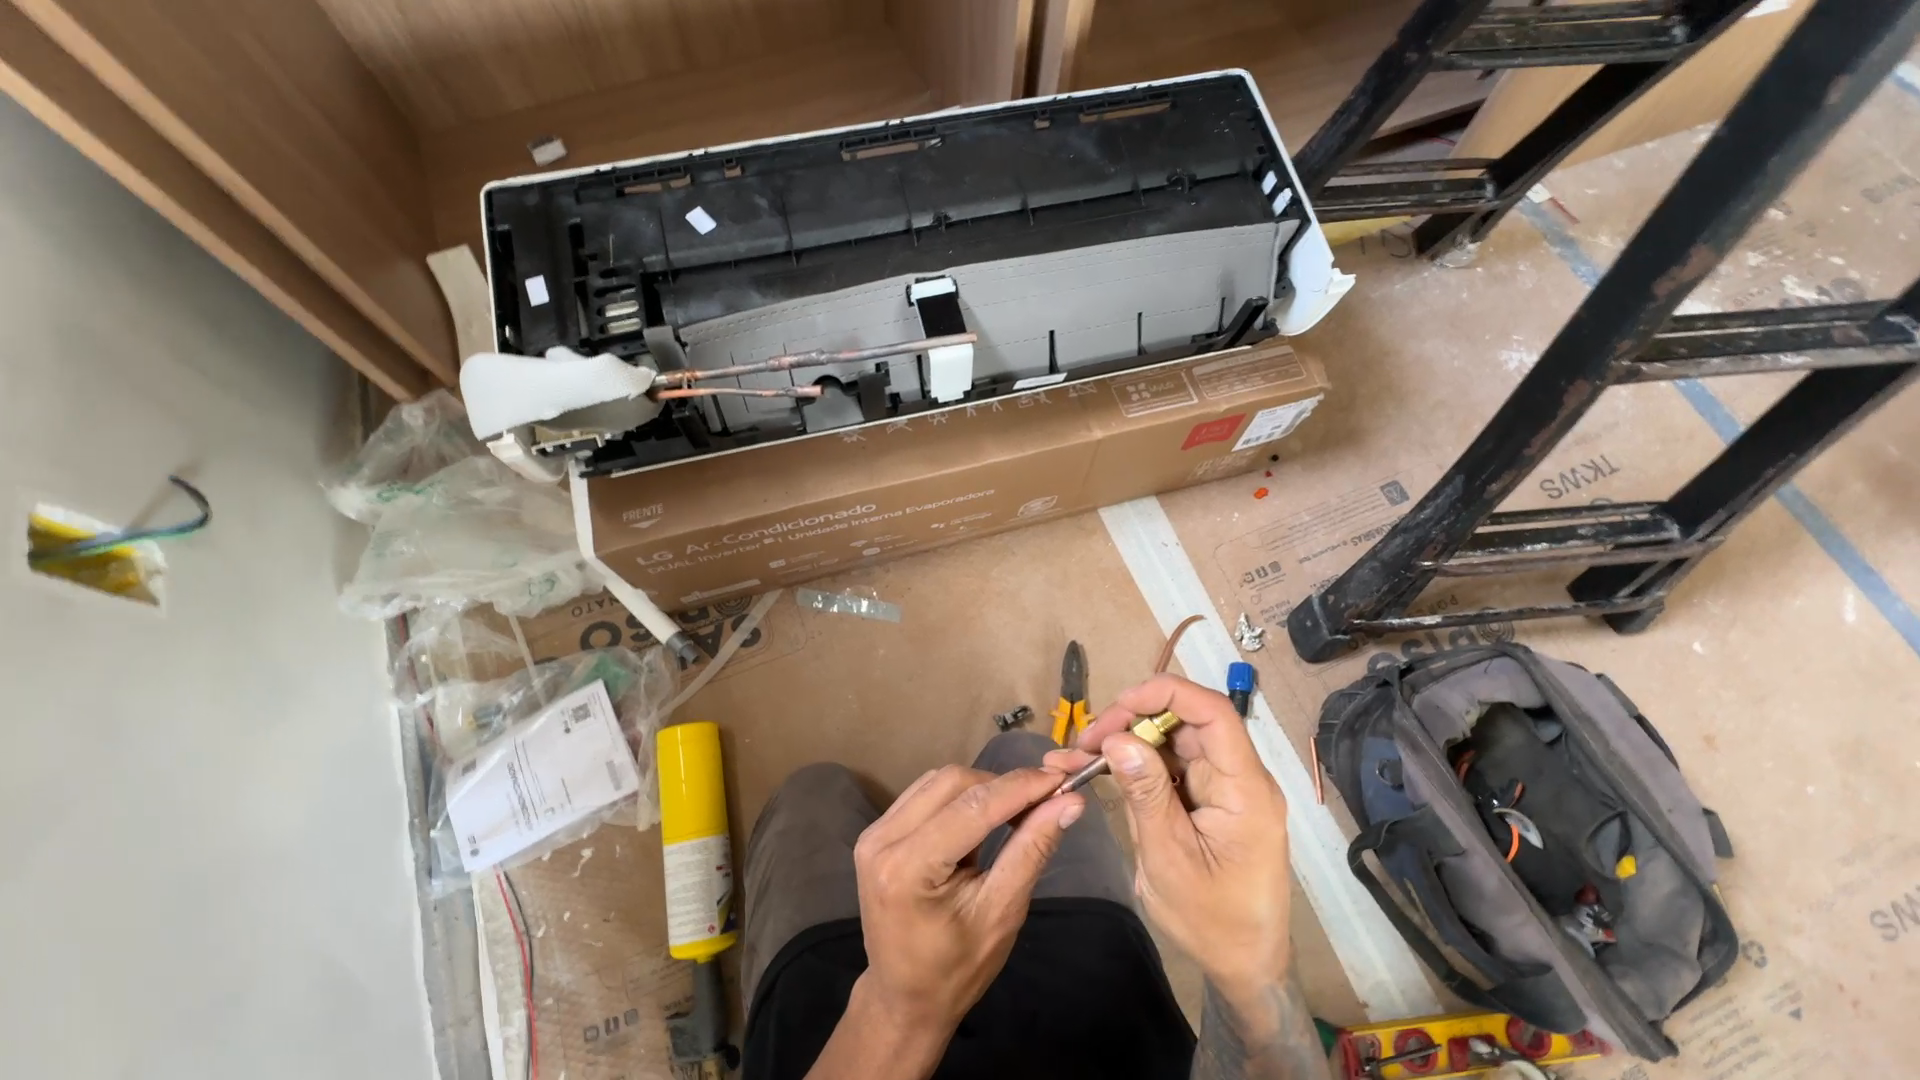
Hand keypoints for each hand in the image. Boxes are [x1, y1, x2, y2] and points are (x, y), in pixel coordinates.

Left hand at [852, 764, 1084, 1030]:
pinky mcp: (878, 832)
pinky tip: (981, 825)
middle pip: (953, 782)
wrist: (904, 998)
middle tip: (1043, 803)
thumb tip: (1071, 802)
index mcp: (908, 868)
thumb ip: (1032, 849)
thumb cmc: (957, 969)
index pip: (973, 806)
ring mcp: (874, 833)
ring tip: (1015, 817)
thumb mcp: (1002, 913)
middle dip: (1003, 786)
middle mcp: (882, 840)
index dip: (1021, 787)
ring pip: (939, 781)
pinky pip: (926, 794)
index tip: (1062, 779)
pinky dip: (960, 799)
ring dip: (982, 790)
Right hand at [1045, 674, 1292, 995]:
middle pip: (1185, 723)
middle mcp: (1236, 778)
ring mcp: (1219, 788)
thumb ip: (1145, 795)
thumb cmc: (1213, 919)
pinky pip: (1166, 768)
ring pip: (1170, 742)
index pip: (1214, 713)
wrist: (1243, 964)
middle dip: (1131, 721)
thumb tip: (1117, 739)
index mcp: (1244, 789)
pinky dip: (1130, 766)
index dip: (1166, 694)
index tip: (1117, 705)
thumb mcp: (1170, 859)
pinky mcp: (1203, 800)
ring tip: (1075, 756)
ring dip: (1124, 743)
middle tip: (1084, 742)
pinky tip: (1092, 771)